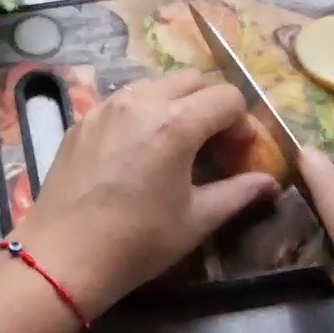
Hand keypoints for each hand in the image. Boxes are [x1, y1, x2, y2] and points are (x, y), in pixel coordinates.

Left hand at [9, 70, 278, 315]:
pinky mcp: (82, 119)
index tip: (237, 153)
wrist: (64, 254)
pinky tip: (136, 149)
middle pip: (191, 79)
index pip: (226, 96)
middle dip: (210, 104)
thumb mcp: (196, 220)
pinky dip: (140, 111)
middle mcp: (140, 101)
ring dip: (174, 102)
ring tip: (174, 143)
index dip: (241, 122)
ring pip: (153, 84)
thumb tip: (269, 182)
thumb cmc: (138, 240)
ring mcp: (106, 106)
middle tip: (211, 144)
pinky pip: (122, 100)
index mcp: (176, 122)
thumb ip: (238, 192)